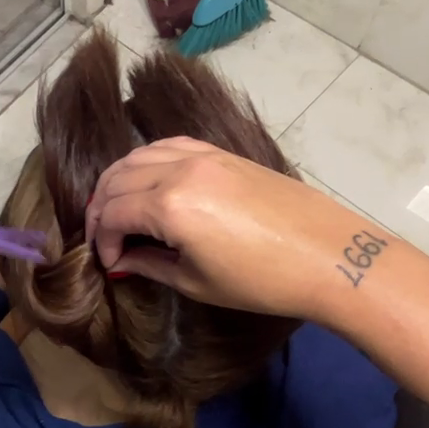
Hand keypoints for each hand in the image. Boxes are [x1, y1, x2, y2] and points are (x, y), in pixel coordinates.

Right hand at [85, 137, 380, 319]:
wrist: (327, 255)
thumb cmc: (261, 281)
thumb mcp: (196, 282)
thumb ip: (150, 265)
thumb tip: (123, 260)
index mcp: (169, 206)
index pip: (112, 213)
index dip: (102, 240)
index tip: (110, 262)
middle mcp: (179, 170)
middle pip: (117, 179)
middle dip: (102, 209)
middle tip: (105, 237)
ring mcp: (202, 155)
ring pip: (138, 155)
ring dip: (120, 181)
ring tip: (121, 210)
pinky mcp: (221, 152)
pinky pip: (168, 145)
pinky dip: (147, 161)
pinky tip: (149, 183)